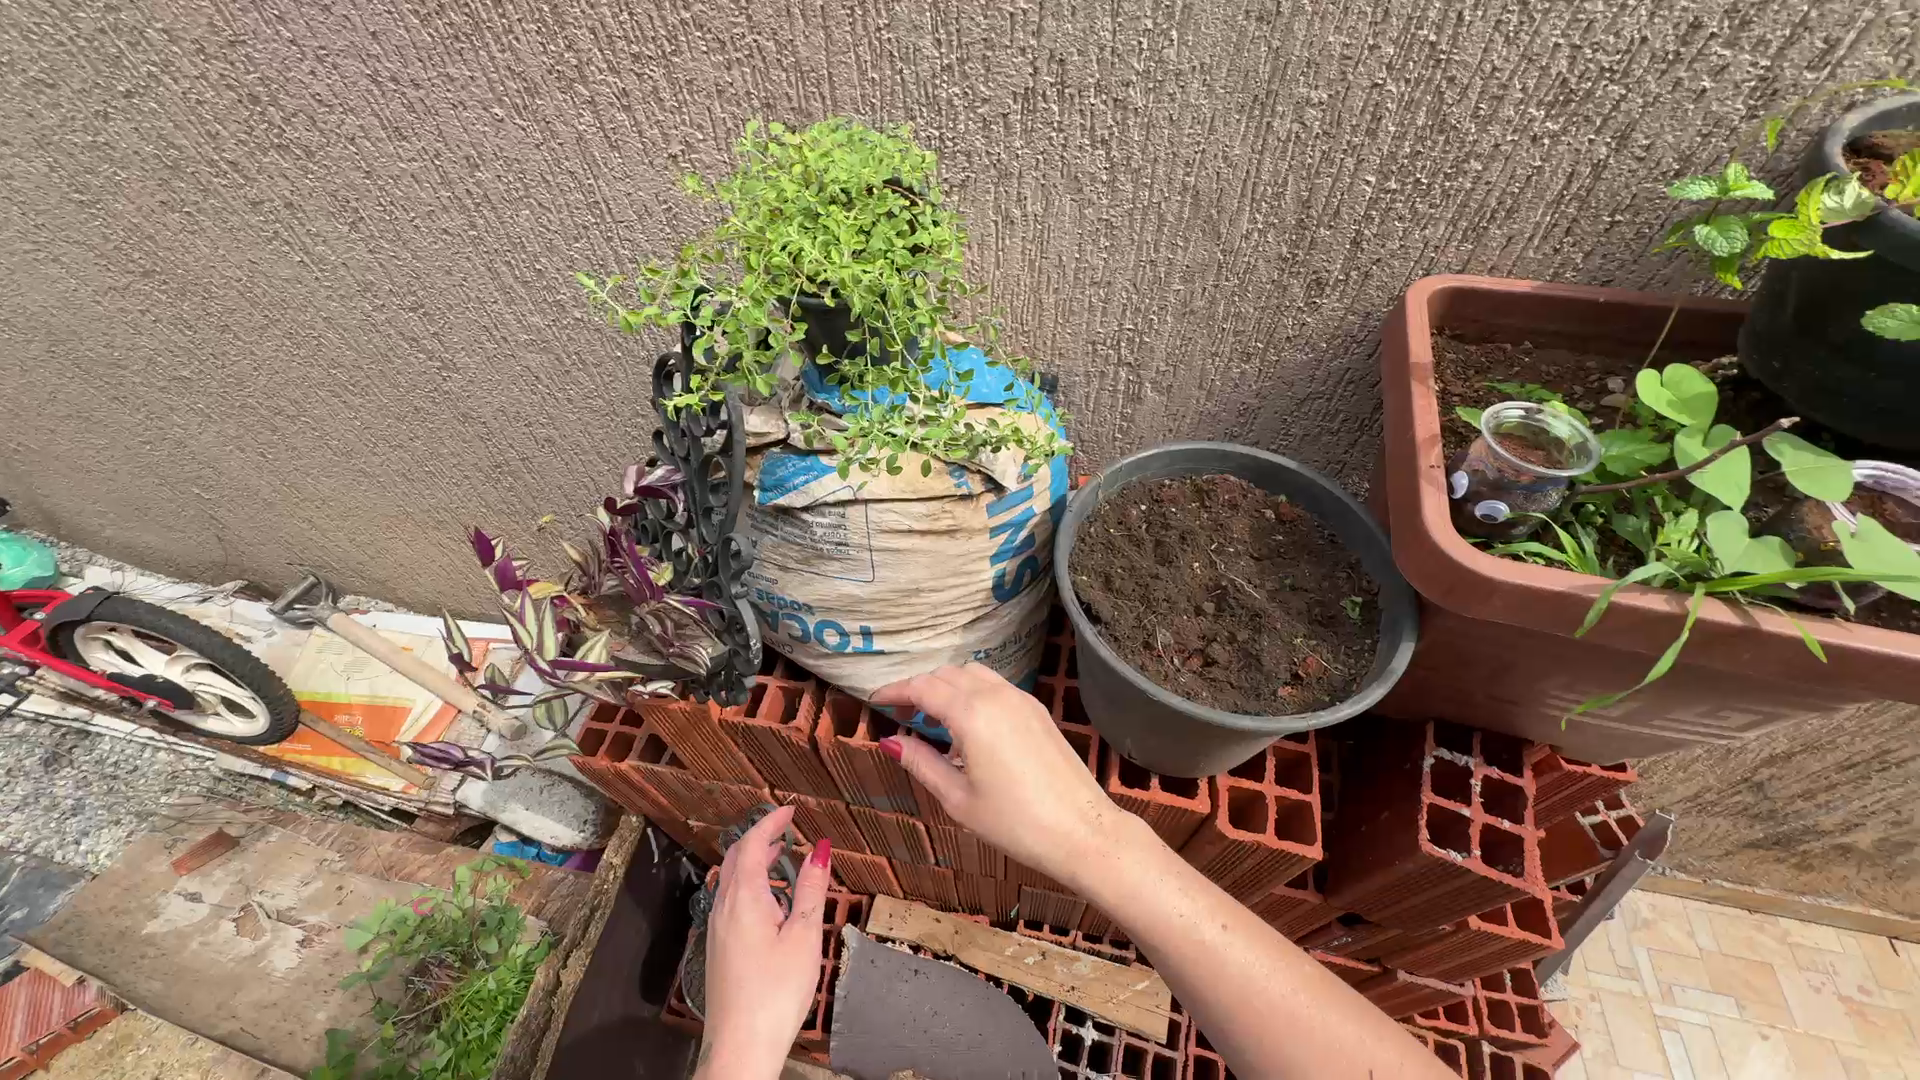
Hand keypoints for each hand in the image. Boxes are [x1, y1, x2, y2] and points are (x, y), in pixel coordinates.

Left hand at [695, 805, 831, 1079]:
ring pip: (731, 880)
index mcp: (743, 898)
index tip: (790, 809)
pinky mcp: (719, 948)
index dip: (770, 822)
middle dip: (760, 838)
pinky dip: (750, 884)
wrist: (741, 1047)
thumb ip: (811, 888)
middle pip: (736, 858)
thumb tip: (819, 849)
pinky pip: (731, 900)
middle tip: (786, 828)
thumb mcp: (804, 935)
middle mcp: (724, 907)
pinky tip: (770, 901)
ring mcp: (717, 929)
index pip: (751, 844)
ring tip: (781, 858)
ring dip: (754, 862)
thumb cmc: (776, 991)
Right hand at [869, 663, 1134, 892]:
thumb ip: (922, 763)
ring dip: (947, 686)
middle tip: (900, 715)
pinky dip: (972, 693)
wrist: (1082, 830)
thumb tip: (891, 742)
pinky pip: (995, 686)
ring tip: (932, 719)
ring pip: (973, 674)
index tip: (875, 699)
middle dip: (919, 688)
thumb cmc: (1015, 822)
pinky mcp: (1037, 710)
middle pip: (947, 674)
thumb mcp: (958, 798)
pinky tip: (967, 727)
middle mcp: (996, 695)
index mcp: (972, 714)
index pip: (923, 687)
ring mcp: (1021, 699)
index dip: (895, 690)